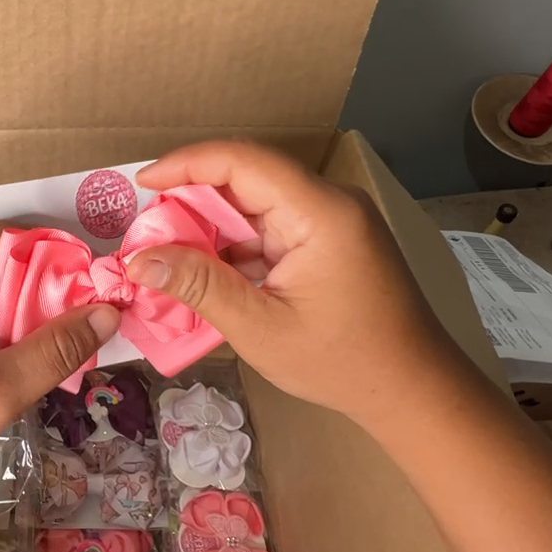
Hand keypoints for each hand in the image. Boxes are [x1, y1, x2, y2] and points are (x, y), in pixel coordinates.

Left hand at [0, 225, 121, 505]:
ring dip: (23, 314)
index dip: (55, 257)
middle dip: (43, 291)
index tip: (93, 287)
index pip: (7, 238)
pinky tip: (21, 360)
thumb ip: (57, 348)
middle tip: (82, 324)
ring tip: (57, 347)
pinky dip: (1, 330)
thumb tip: (110, 311)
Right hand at [125, 140, 475, 422]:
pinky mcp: (329, 241)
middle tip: (148, 233)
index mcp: (319, 213)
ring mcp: (331, 221)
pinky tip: (206, 271)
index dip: (186, 163)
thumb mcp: (259, 327)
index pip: (243, 161)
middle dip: (192, 200)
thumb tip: (139, 261)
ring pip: (256, 204)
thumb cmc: (341, 362)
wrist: (412, 390)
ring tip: (168, 254)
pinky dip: (235, 245)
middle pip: (247, 178)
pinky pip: (271, 227)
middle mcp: (328, 203)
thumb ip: (198, 286)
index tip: (143, 184)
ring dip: (211, 226)